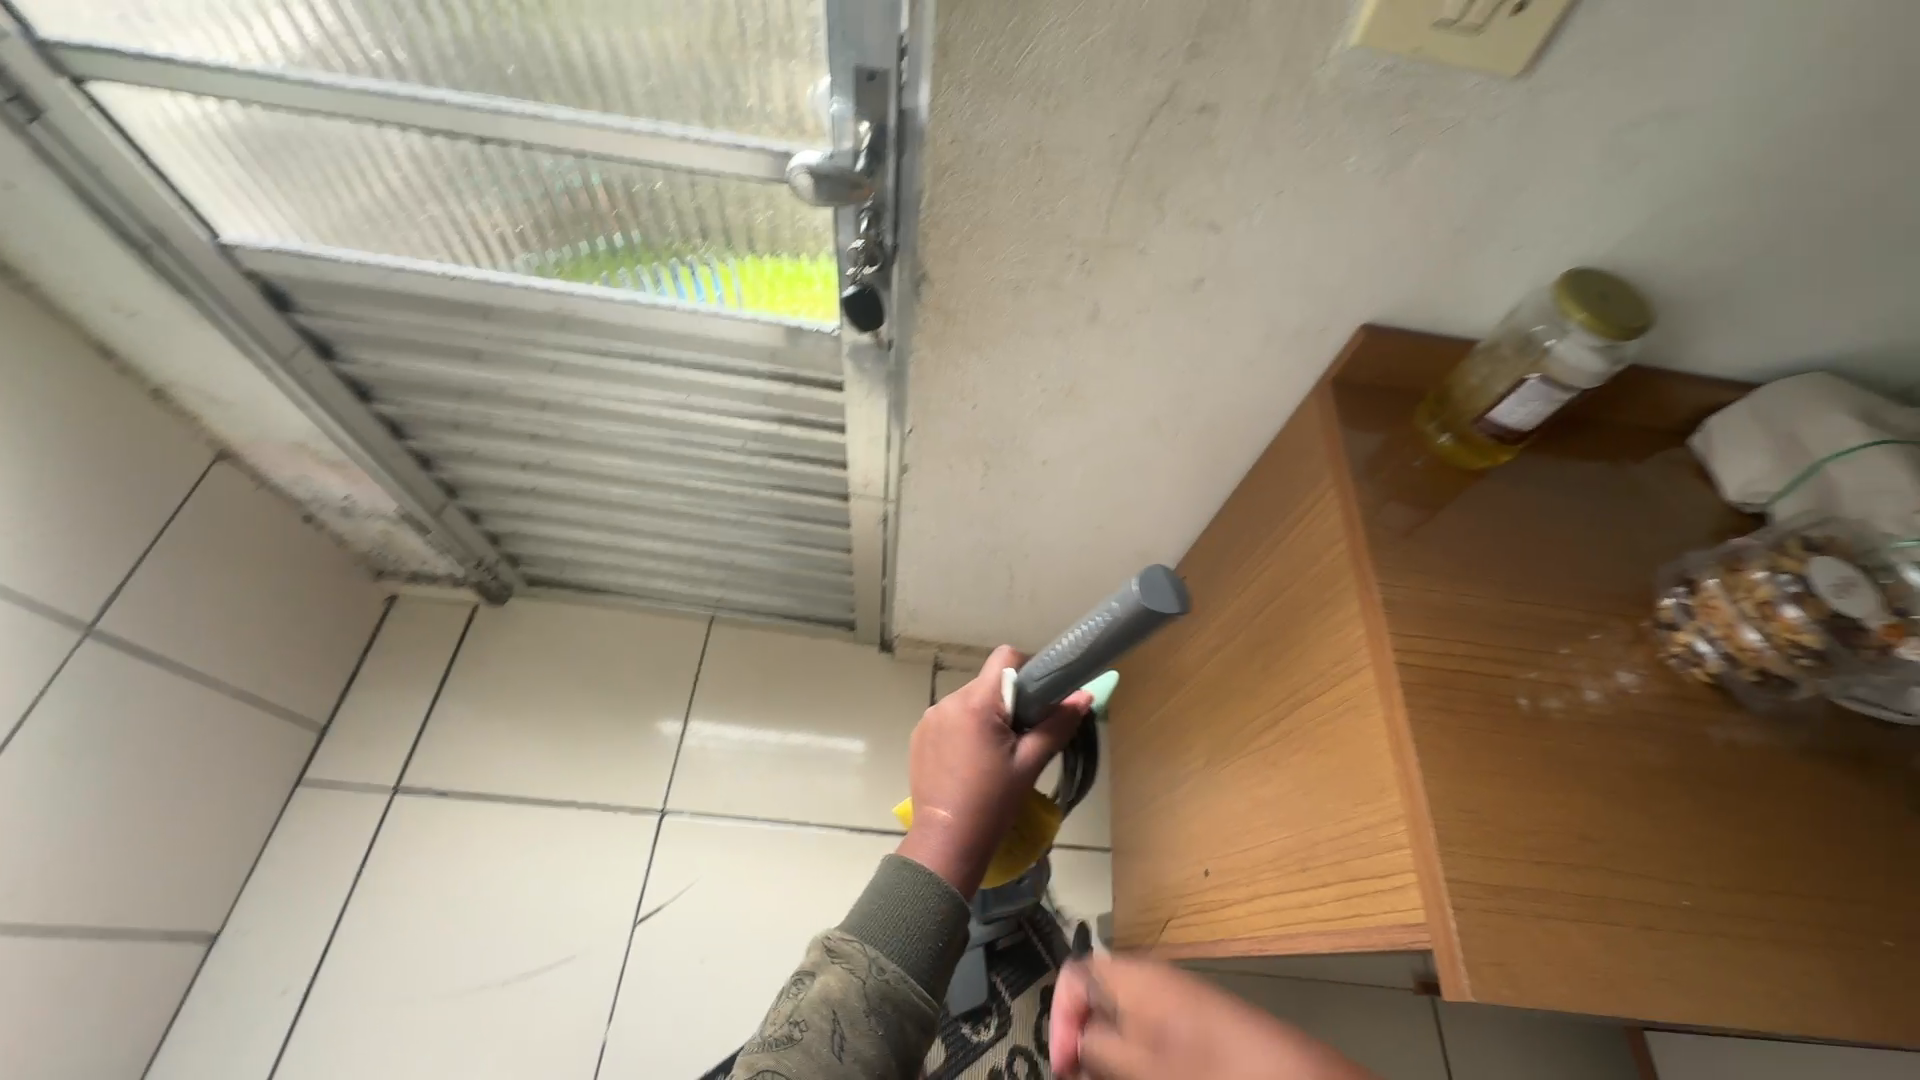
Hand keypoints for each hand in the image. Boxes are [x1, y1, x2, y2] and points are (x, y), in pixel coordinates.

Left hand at [894, 645, 1091, 897]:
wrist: (946, 842)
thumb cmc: (993, 803)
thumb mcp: (1031, 763)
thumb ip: (1058, 724)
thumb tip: (1086, 695)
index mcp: (976, 702)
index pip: (1006, 658)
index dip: (1028, 671)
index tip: (1039, 702)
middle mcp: (948, 701)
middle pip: (988, 683)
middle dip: (1009, 702)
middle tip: (1023, 738)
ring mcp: (929, 718)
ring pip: (970, 701)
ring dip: (987, 717)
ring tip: (996, 756)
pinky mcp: (919, 736)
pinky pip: (950, 718)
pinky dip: (966, 730)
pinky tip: (972, 763)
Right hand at [1049, 954, 1380, 1079]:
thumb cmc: (1211, 1070)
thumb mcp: (1141, 1064)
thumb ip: (1098, 1046)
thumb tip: (1074, 1041)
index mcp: (1135, 976)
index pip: (1075, 973)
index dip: (1059, 1015)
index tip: (1062, 1062)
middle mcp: (1154, 981)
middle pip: (1098, 998)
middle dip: (1084, 1040)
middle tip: (1082, 1079)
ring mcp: (1179, 1004)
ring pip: (1124, 1022)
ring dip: (1110, 1056)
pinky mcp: (1199, 1028)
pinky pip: (1152, 1037)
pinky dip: (1138, 1060)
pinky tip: (1144, 1076)